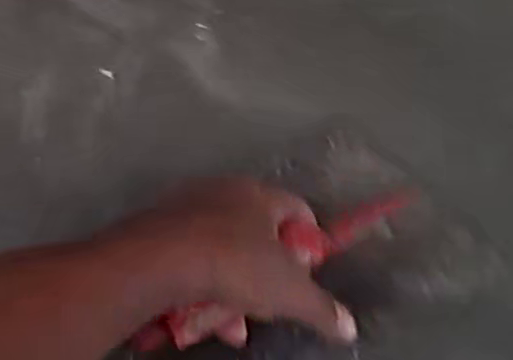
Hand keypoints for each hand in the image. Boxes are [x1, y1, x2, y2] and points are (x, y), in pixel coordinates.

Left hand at [102, 178, 356, 347]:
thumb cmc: (235, 262)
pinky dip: (205, 282)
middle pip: (259, 231)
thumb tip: (347, 324)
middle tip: (269, 303)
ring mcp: (194, 201)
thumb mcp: (290, 292)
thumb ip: (322, 308)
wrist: (164, 254)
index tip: (310, 271)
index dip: (309, 240)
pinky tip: (204, 312)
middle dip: (266, 274)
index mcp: (259, 193)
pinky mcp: (168, 220)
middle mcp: (226, 188)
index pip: (296, 208)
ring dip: (234, 288)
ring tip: (232, 324)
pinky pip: (197, 252)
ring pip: (226, 248)